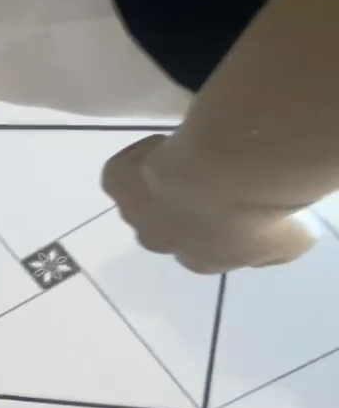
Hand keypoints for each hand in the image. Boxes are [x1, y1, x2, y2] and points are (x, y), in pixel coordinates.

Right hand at [103, 135, 317, 272]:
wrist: (221, 179)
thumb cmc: (258, 216)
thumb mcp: (292, 239)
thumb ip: (272, 244)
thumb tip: (265, 239)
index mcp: (199, 260)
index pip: (203, 253)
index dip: (217, 235)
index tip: (235, 215)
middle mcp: (156, 241)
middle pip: (162, 231)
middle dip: (178, 213)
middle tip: (209, 189)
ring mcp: (130, 210)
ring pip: (141, 200)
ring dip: (160, 186)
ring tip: (193, 163)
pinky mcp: (115, 181)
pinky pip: (128, 169)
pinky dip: (144, 158)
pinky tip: (169, 146)